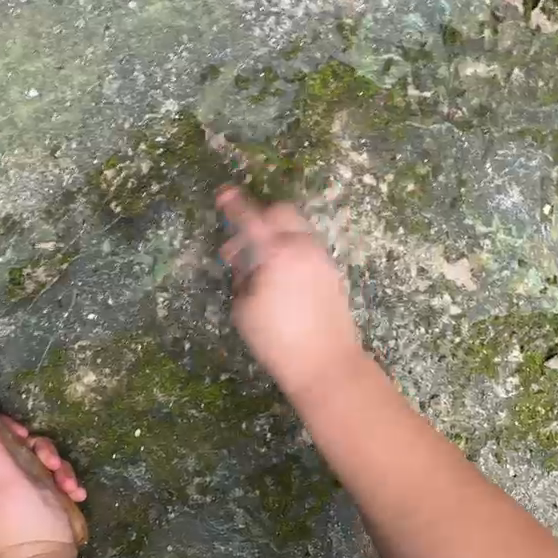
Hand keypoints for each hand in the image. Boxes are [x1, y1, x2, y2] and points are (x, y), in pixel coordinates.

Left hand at [0, 410, 87, 557]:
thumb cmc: (26, 525)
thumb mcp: (11, 482)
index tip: (21, 433)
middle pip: (4, 446)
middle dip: (33, 449)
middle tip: (48, 458)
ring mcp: (9, 493)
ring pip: (28, 459)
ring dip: (52, 465)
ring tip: (66, 482)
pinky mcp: (30, 500)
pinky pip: (42, 477)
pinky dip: (59, 481)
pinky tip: (74, 492)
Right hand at [217, 186, 365, 397]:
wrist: (327, 363)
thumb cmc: (277, 340)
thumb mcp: (244, 310)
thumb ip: (243, 278)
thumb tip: (246, 266)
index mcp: (277, 253)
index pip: (252, 218)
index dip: (235, 204)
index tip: (224, 195)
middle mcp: (303, 248)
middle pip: (281, 212)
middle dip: (260, 218)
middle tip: (242, 245)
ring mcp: (322, 259)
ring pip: (297, 231)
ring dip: (277, 238)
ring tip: (261, 269)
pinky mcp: (333, 274)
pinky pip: (309, 250)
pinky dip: (292, 253)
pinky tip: (282, 281)